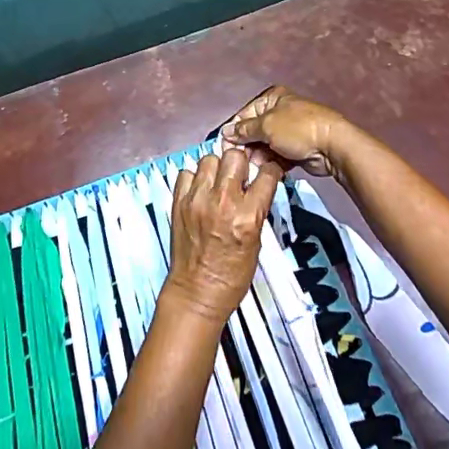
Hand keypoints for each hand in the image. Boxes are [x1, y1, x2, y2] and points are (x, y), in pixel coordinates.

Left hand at [162, 148, 282, 323]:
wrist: (197, 292)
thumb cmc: (229, 276)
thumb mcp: (257, 240)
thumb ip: (255, 208)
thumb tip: (255, 187)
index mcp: (247, 216)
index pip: (265, 174)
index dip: (269, 169)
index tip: (267, 170)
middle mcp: (222, 202)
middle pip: (234, 156)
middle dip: (240, 163)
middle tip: (239, 175)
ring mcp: (197, 200)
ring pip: (208, 159)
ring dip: (216, 168)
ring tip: (218, 183)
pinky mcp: (179, 202)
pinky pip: (186, 173)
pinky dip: (194, 178)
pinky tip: (201, 191)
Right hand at [218, 86, 349, 176]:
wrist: (332, 146)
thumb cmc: (298, 129)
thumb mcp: (266, 126)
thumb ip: (244, 130)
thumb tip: (225, 132)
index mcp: (271, 98)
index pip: (244, 114)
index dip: (234, 131)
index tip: (225, 148)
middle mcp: (279, 112)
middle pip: (253, 131)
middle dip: (247, 146)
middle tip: (241, 160)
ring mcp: (288, 131)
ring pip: (264, 146)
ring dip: (259, 156)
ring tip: (256, 166)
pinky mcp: (295, 148)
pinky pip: (276, 155)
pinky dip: (271, 162)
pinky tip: (267, 169)